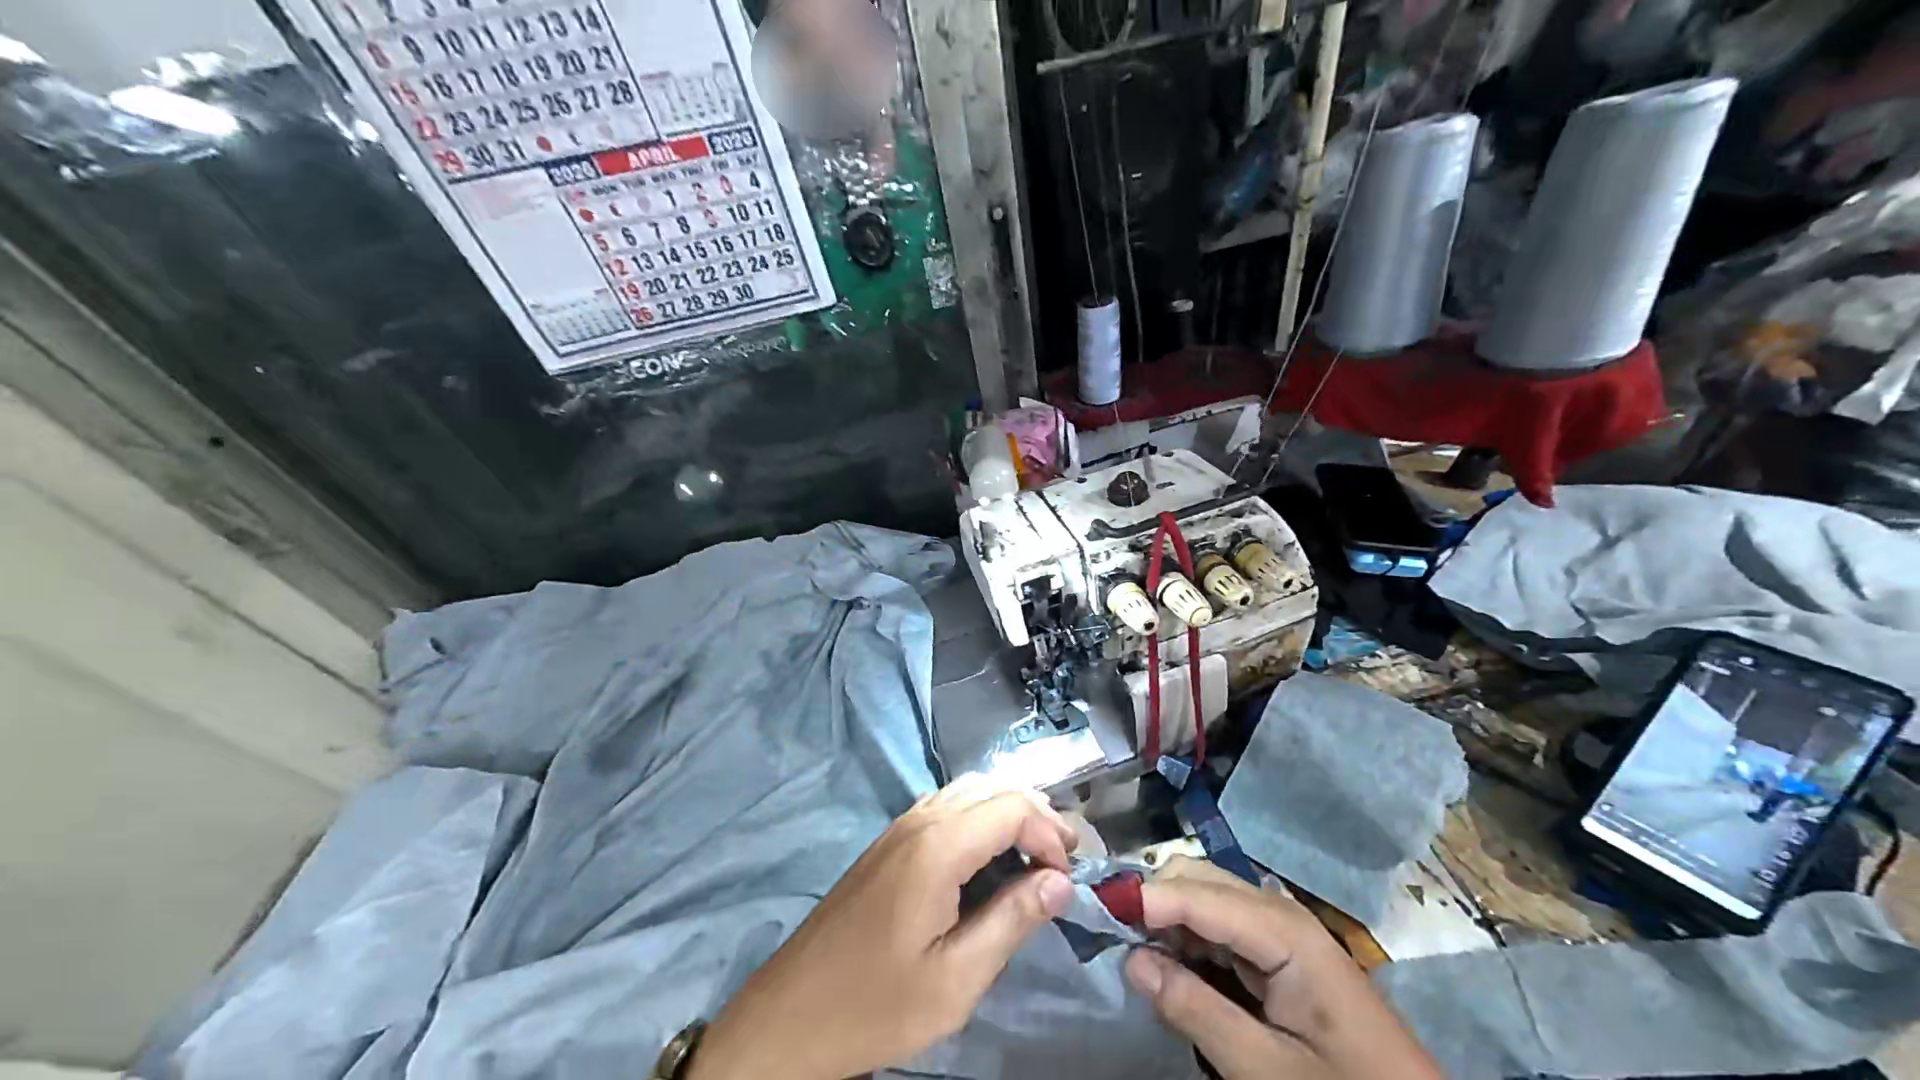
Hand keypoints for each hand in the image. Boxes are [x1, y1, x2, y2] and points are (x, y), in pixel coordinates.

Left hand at [687, 777, 1078, 1079]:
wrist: (792, 1016)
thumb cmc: (877, 1004)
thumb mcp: (956, 978)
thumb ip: (1012, 921)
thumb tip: (1060, 881)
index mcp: (937, 846)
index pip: (1012, 806)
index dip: (1049, 833)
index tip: (1066, 880)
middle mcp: (918, 820)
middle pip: (992, 787)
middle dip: (1035, 814)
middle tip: (1061, 861)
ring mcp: (899, 827)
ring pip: (968, 792)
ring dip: (1007, 813)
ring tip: (1034, 858)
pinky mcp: (888, 843)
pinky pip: (945, 808)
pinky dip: (979, 819)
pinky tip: (989, 860)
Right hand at [1123, 857, 1443, 1079]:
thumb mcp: (1266, 1070)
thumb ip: (1194, 1009)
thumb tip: (1131, 958)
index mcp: (1282, 930)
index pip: (1196, 893)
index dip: (1143, 896)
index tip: (1092, 906)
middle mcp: (1277, 913)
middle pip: (1197, 880)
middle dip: (1151, 899)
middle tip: (1106, 932)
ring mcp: (1279, 930)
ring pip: (1202, 898)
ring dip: (1163, 918)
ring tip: (1126, 946)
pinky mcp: (1277, 952)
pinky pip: (1217, 927)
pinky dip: (1184, 937)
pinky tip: (1165, 962)